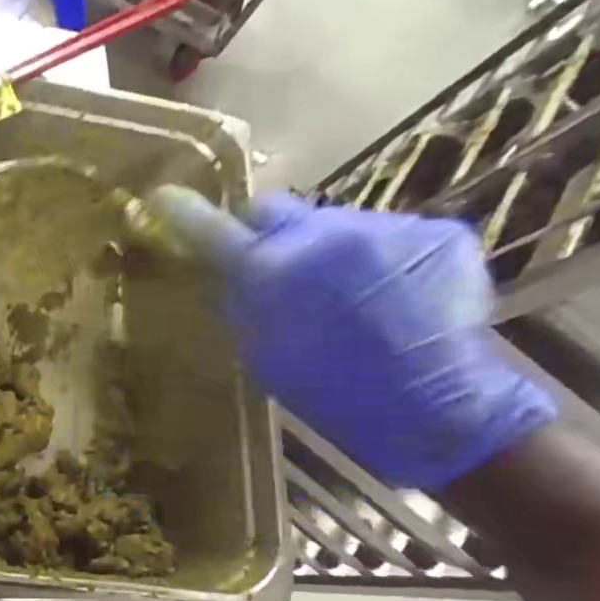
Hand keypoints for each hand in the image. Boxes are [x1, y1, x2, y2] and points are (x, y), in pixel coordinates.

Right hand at [143, 188, 557, 488]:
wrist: (426, 403)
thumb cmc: (326, 392)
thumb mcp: (262, 354)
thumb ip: (240, 307)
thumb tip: (221, 278)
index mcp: (270, 270)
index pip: (212, 229)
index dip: (185, 214)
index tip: (165, 197)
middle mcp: (323, 232)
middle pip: (275, 208)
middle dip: (267, 232)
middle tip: (275, 266)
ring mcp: (383, 225)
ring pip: (334, 223)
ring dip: (328, 249)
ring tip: (348, 296)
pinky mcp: (434, 230)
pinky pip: (389, 235)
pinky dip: (381, 260)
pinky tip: (391, 297)